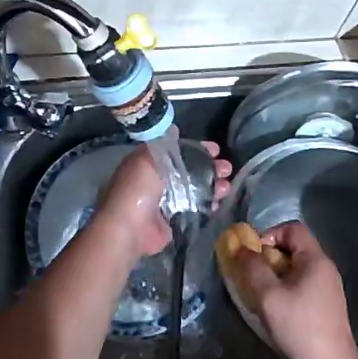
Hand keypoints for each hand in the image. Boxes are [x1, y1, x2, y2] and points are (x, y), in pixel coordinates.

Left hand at [93, 140, 231, 256]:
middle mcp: (155, 179)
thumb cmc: (137, 190)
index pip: (175, 152)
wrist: (130, 229)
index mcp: (146, 163)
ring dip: (211, 185)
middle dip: (208, 167)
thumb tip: (174, 129)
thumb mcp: (146, 160)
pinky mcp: (172, 218)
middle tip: (227, 168)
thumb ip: (162, 147)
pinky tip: (219, 201)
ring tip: (227, 185)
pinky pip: (194, 207)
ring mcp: (164, 200)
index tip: (215, 149)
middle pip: (187, 170)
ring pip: (193, 188)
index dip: (195, 149)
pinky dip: (207, 203)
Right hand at [221, 221, 357, 358]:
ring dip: (273, 273)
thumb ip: (252, 266)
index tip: (254, 254)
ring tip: (260, 292)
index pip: (293, 228)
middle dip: (267, 256)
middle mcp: (325, 269)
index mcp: (315, 260)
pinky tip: (275, 306)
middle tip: (252, 274)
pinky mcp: (325, 303)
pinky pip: (300, 282)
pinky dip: (283, 286)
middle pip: (293, 247)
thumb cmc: (298, 325)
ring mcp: (327, 287)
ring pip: (295, 266)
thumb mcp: (267, 294)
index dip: (269, 234)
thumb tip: (241, 247)